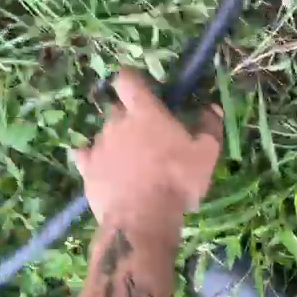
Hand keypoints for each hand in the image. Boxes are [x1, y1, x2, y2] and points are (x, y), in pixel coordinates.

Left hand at [72, 69, 222, 235]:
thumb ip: (209, 126)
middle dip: (128, 113)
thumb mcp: (207, 152)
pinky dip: (93, 155)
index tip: (139, 84)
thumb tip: (211, 108)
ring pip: (105, 132)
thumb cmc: (177, 179)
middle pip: (117, 107)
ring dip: (116, 138)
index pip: (127, 80)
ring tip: (131, 157)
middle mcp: (117, 122)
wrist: (143, 219)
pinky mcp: (87, 170)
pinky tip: (103, 164)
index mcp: (145, 111)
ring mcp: (99, 146)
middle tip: (145, 130)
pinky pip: (85, 154)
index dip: (130, 77)